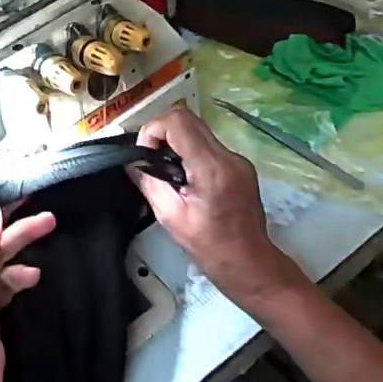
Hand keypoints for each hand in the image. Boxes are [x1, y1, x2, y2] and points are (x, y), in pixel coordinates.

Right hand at [129, 105, 307, 307]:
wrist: (250, 263)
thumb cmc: (209, 248)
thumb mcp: (170, 217)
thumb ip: (149, 183)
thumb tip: (132, 161)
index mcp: (211, 169)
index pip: (177, 122)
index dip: (153, 129)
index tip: (145, 153)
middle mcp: (228, 156)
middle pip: (188, 118)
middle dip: (162, 131)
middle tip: (151, 157)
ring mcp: (237, 158)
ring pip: (198, 129)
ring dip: (176, 141)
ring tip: (168, 171)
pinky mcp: (240, 164)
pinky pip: (209, 144)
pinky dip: (191, 151)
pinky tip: (188, 179)